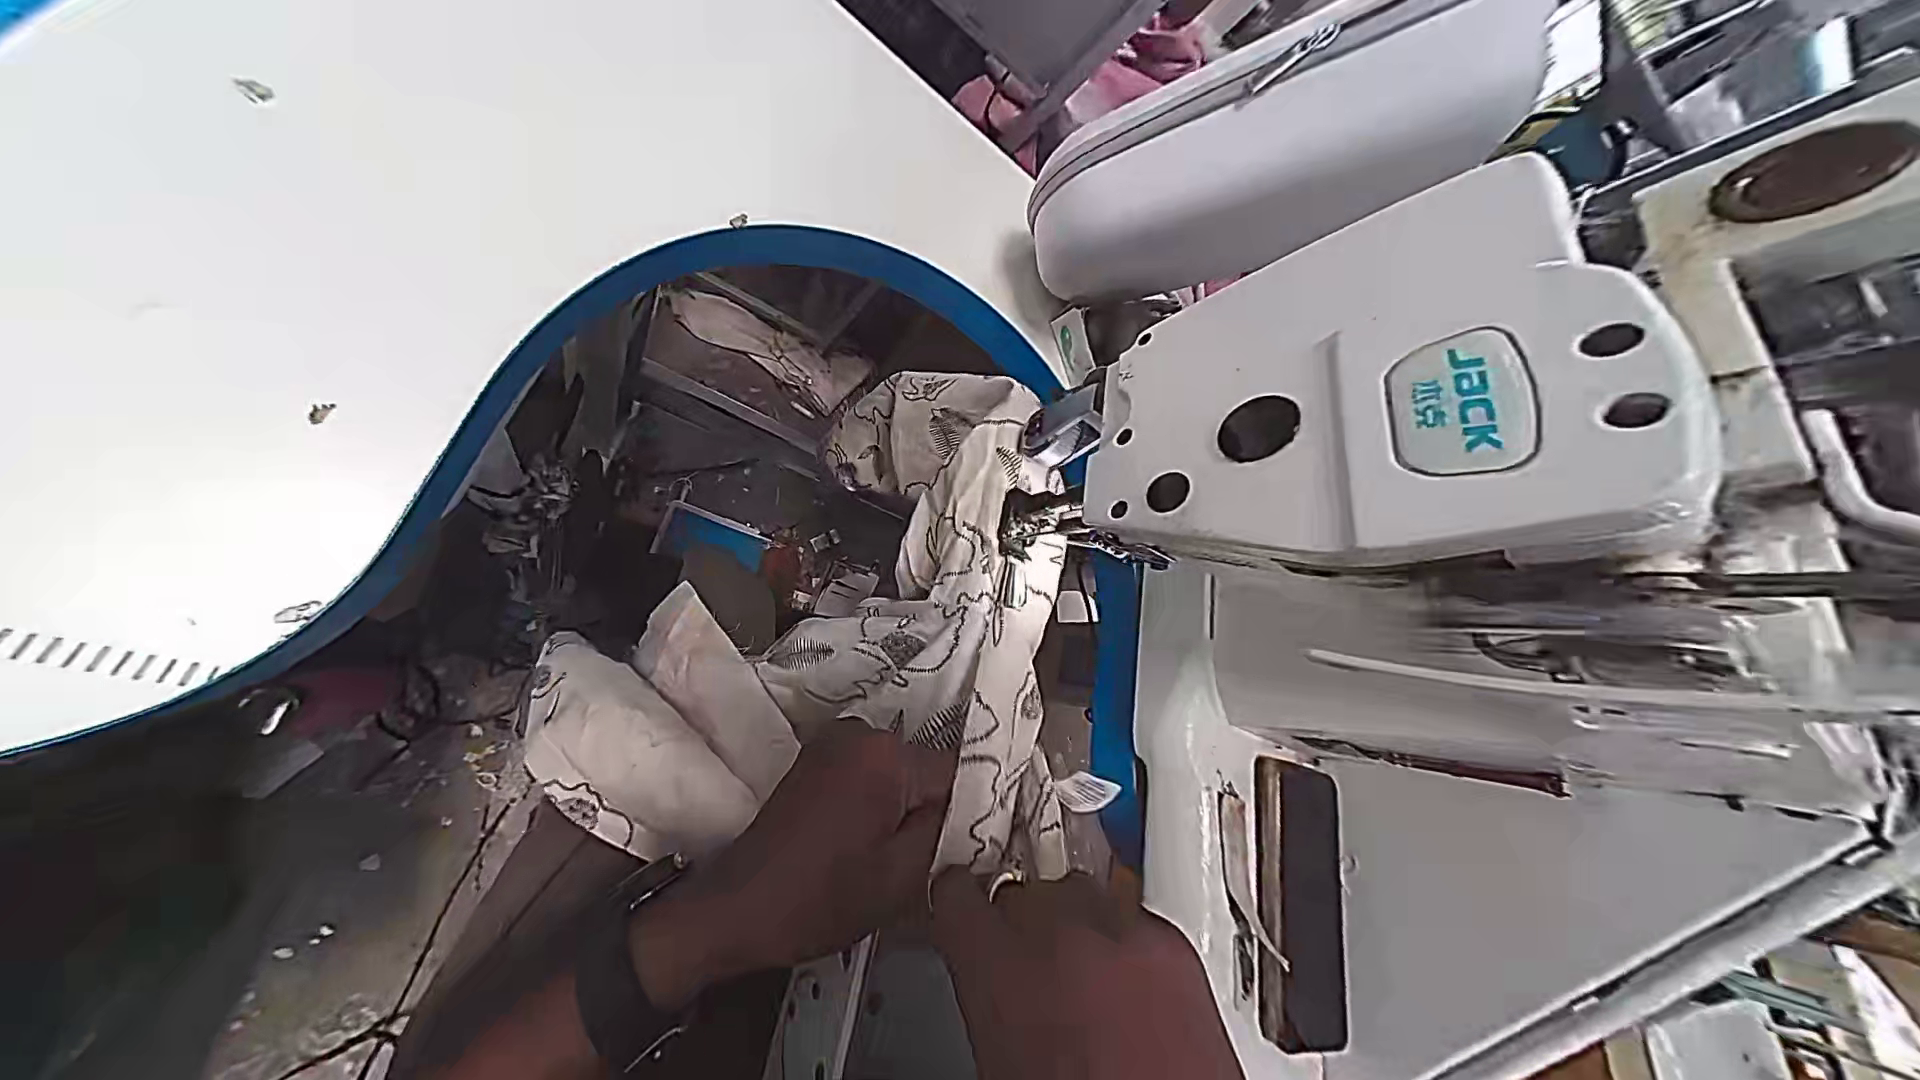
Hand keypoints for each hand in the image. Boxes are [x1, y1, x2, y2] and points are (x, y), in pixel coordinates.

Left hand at [629, 726, 952, 1007]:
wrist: (739, 906)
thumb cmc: (821, 897)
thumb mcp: (902, 876)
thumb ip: (946, 831)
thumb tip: (970, 808)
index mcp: (886, 755)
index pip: (954, 772)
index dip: (963, 811)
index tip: (959, 845)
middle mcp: (862, 731)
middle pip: (924, 769)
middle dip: (930, 808)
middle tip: (919, 855)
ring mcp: (835, 739)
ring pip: (898, 771)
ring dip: (902, 804)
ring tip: (885, 849)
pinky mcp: (817, 755)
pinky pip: (869, 770)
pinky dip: (875, 797)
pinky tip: (862, 835)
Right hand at [931, 869, 1244, 1079]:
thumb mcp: (998, 1057)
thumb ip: (990, 991)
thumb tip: (994, 978)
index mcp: (996, 968)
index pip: (958, 894)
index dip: (959, 898)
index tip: (963, 900)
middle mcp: (1054, 933)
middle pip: (1025, 890)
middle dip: (1026, 918)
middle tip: (1035, 964)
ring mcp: (1117, 929)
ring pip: (1081, 891)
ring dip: (1078, 922)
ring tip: (1087, 977)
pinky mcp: (1172, 943)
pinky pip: (1135, 918)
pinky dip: (1129, 941)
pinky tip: (1132, 988)